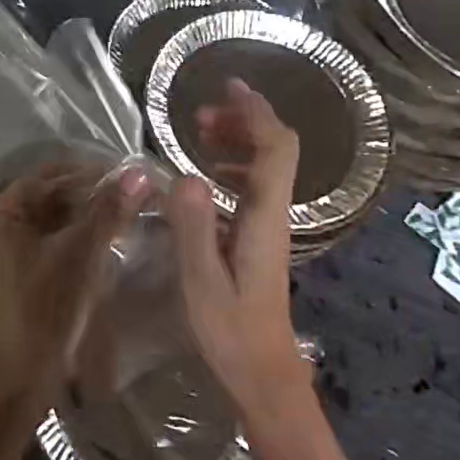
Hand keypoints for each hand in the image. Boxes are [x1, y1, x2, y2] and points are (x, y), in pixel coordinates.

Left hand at [0, 161, 149, 398]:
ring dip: (101, 212)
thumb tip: (140, 172)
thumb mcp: (80, 252)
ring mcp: (27, 244)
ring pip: (70, 214)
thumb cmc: (44, 306)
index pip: (58, 171)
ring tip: (140, 214)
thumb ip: (109, 210)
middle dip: (102, 192)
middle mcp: (14, 219)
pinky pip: (71, 236)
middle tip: (145, 196)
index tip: (137, 178)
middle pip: (63, 191)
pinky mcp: (41, 266)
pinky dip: (95, 233)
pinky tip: (123, 237)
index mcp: (10, 208)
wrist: (22, 373)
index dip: (97, 171)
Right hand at [170, 80, 310, 413]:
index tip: (230, 86)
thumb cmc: (232, 332)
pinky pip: (254, 188)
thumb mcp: (202, 282)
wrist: (265, 373)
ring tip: (201, 133)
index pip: (275, 148)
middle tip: (202, 112)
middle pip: (276, 150)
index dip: (257, 112)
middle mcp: (274, 215)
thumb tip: (184, 175)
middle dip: (245, 121)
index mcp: (265, 218)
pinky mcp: (260, 241)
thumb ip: (194, 228)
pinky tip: (209, 178)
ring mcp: (270, 228)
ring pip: (266, 168)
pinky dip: (234, 169)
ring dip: (239, 142)